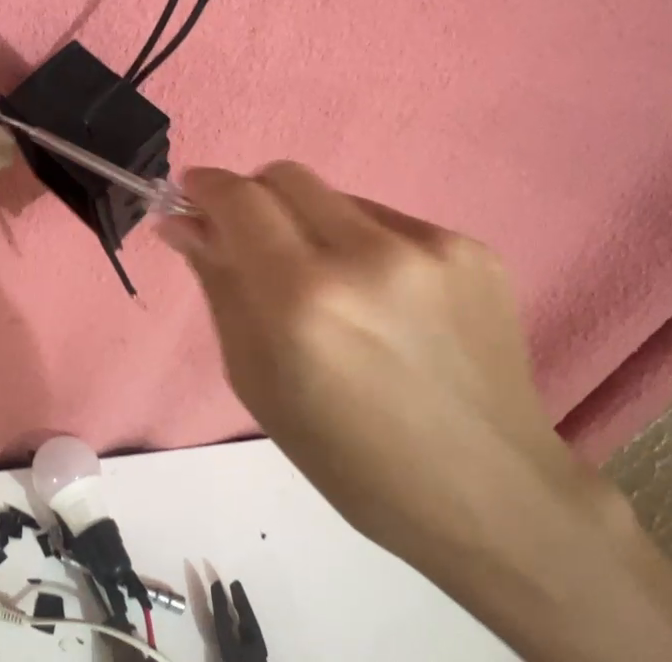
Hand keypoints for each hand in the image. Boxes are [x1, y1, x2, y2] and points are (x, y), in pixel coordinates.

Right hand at [159, 163, 598, 561]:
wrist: (489, 494)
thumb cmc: (347, 457)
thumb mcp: (256, 378)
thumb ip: (219, 284)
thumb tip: (182, 223)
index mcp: (303, 299)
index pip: (239, 199)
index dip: (206, 187)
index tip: (191, 196)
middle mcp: (368, 256)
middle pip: (286, 176)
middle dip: (254, 198)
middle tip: (251, 241)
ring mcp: (431, 248)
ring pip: (338, 197)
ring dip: (312, 225)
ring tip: (331, 290)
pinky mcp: (474, 250)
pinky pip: (390, 223)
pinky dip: (366, 247)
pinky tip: (386, 305)